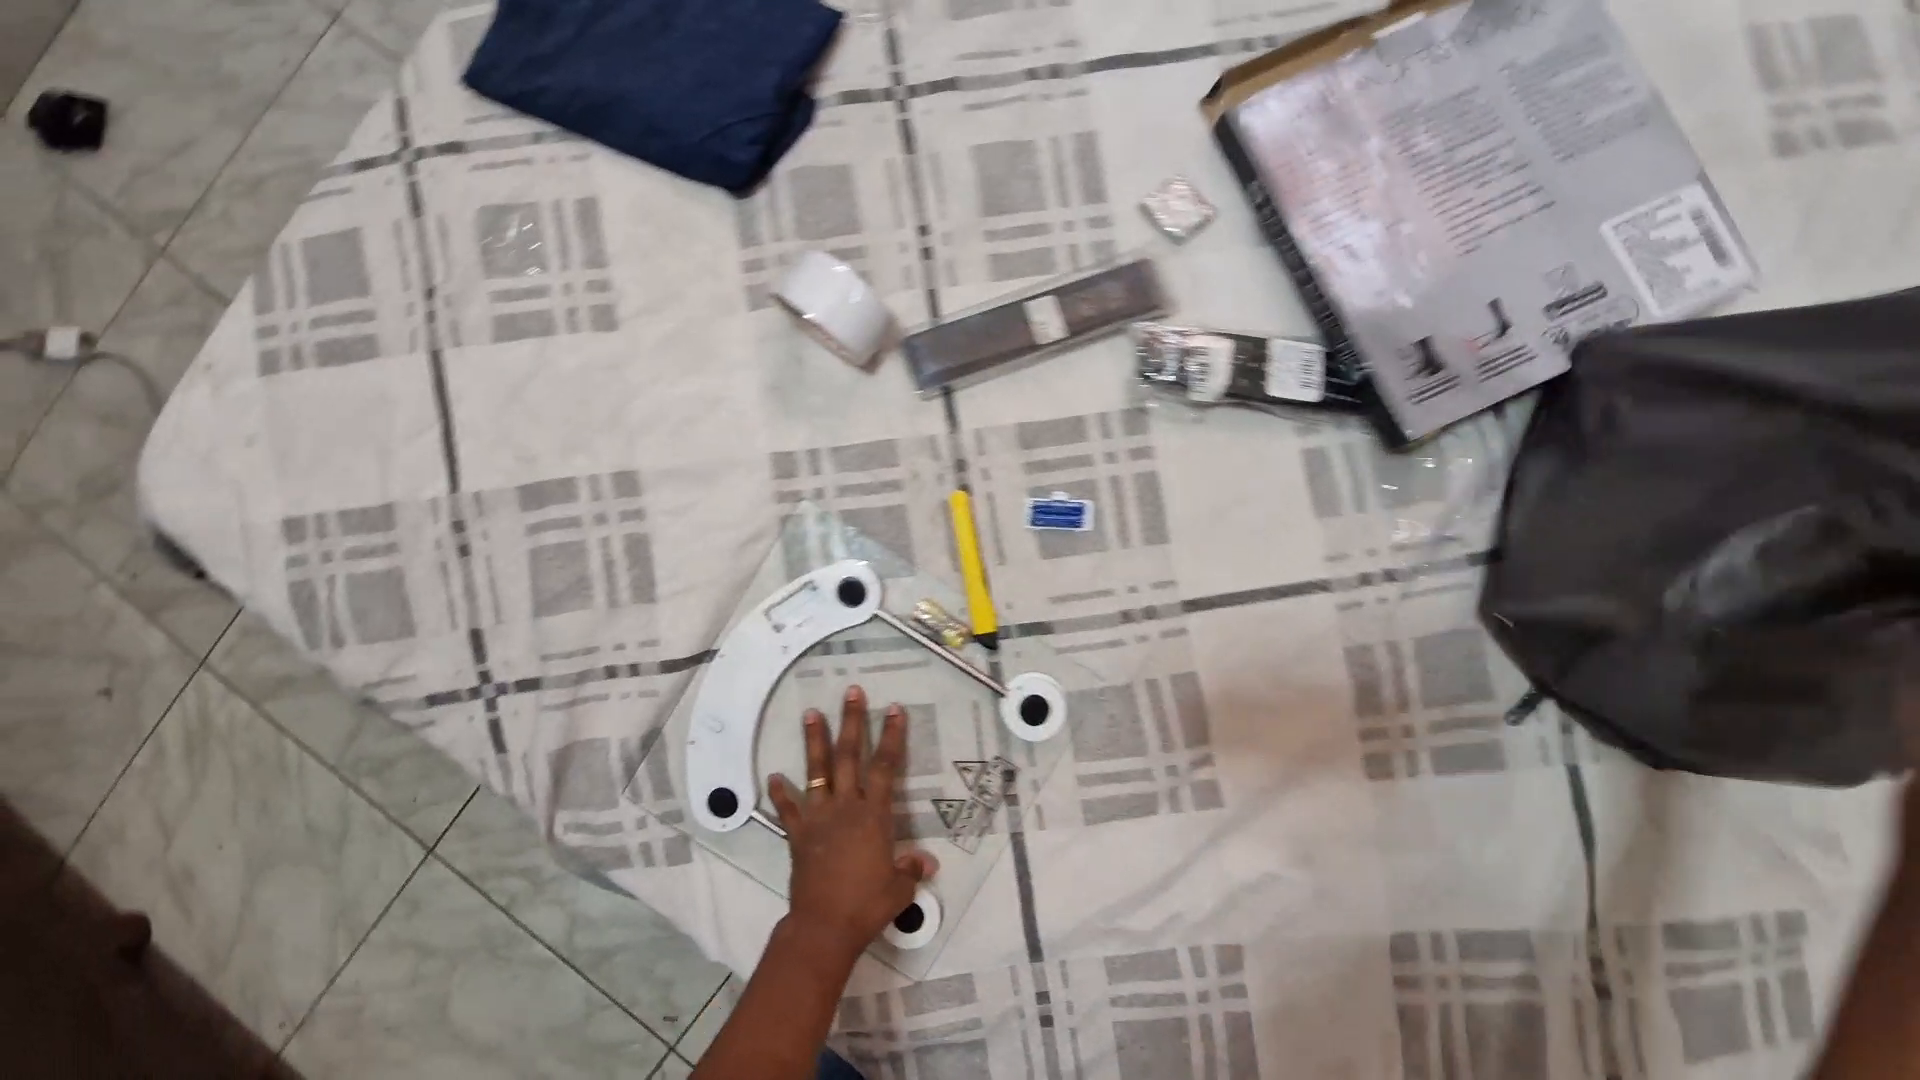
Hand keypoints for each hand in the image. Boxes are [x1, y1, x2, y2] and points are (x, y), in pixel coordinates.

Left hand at [768, 685, 937, 966]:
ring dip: (814, 741)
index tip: (893, 709)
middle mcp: (845, 807)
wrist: (825, 925)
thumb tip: (926, 863)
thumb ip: (911, 870)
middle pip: (848, 756)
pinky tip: (774, 777)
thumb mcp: (899, 888)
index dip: (891, 736)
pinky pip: (787, 809)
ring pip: (816, 770)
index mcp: (874, 814)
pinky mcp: (797, 835)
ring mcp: (818, 818)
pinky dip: (780, 793)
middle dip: (852, 721)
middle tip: (851, 692)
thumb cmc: (868, 904)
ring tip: (811, 713)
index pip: (885, 766)